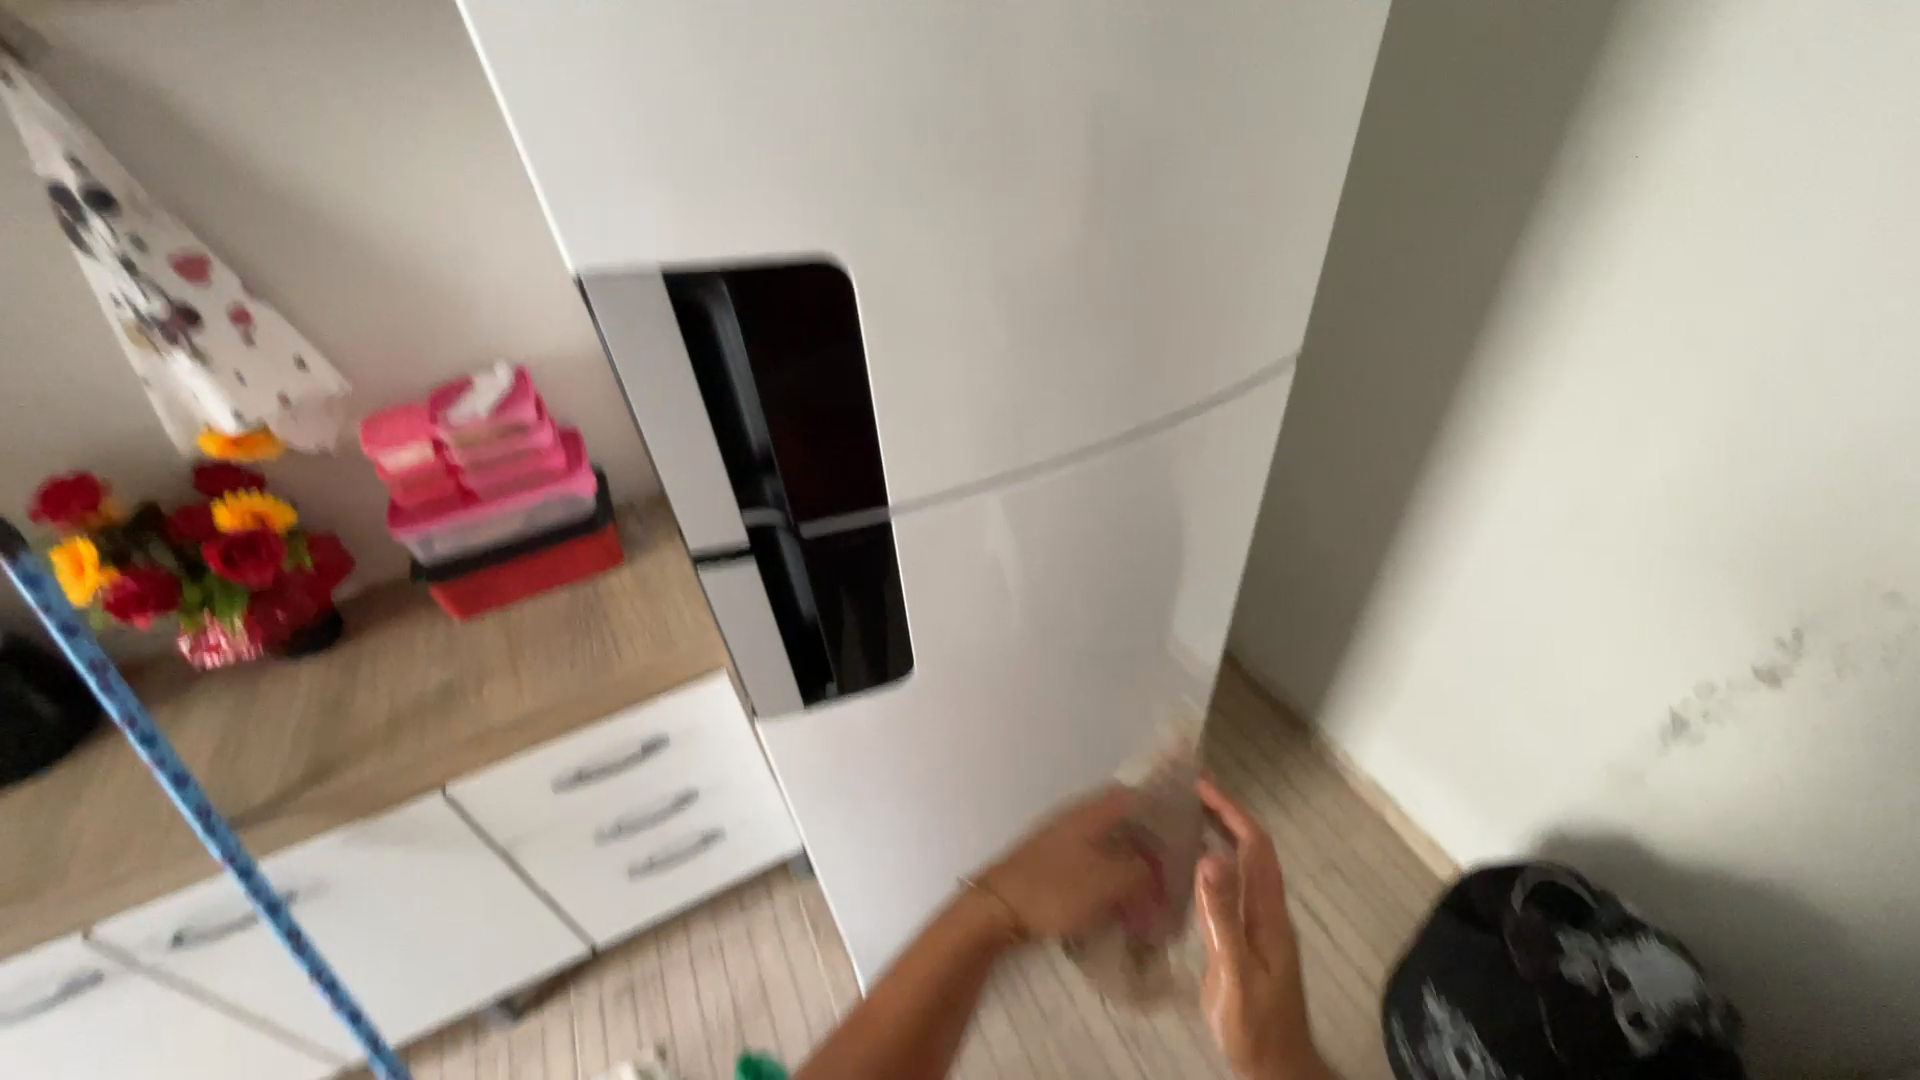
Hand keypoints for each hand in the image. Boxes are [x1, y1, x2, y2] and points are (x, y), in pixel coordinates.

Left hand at [976, 786, 1157, 940]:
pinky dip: (1108, 882)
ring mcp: (1061, 840)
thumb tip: (1158, 870)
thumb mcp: (1108, 882)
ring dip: (1128, 871)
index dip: (1160, 813)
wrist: (996, 907)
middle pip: (1123, 825)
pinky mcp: (1051, 865)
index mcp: (1091, 812)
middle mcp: (1077, 818)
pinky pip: (1091, 867)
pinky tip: (1116, 906)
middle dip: (1147, 851)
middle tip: (1166, 879)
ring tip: (1145, 900)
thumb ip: (1140, 872)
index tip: (1181, 839)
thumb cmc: (1054, 889)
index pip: (1134, 797)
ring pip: (1107, 848)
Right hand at [1195, 777, 1327, 1079]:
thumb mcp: (1235, 969)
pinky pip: (1229, 886)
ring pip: (1240, 865)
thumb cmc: (1255, 1023)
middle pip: (1250, 848)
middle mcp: (1266, 909)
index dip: (1231, 810)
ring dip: (1218, 833)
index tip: (1200, 785)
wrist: (1274, 1067)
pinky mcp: (1243, 938)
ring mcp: (1256, 924)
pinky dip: (1209, 862)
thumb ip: (1222, 915)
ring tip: (1182, 813)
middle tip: (1186, 790)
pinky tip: (1185, 864)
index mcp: (1268, 912)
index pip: (1254, 846)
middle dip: (1224, 813)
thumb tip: (1209, 855)